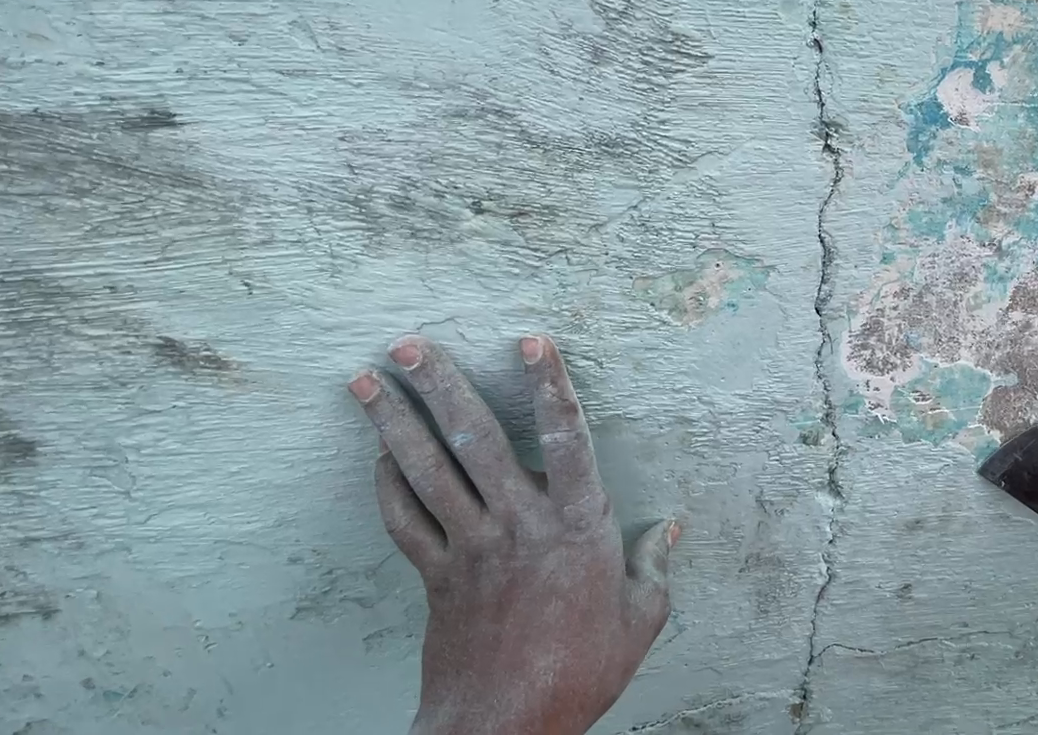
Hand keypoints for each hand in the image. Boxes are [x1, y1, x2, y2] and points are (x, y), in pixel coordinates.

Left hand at [346, 334, 676, 734]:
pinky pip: (404, 521)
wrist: (502, 731)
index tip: (534, 343)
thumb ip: (655, 565)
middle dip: (440, 386)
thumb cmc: (580, 671)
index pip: (565, 438)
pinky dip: (386, 484)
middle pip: (474, 440)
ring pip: (426, 472)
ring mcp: (469, 548)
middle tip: (409, 344)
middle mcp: (519, 522)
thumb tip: (673, 530)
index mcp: (577, 524)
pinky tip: (377, 455)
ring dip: (394, 423)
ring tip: (364, 381)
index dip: (551, 386)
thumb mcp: (641, 617)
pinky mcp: (435, 577)